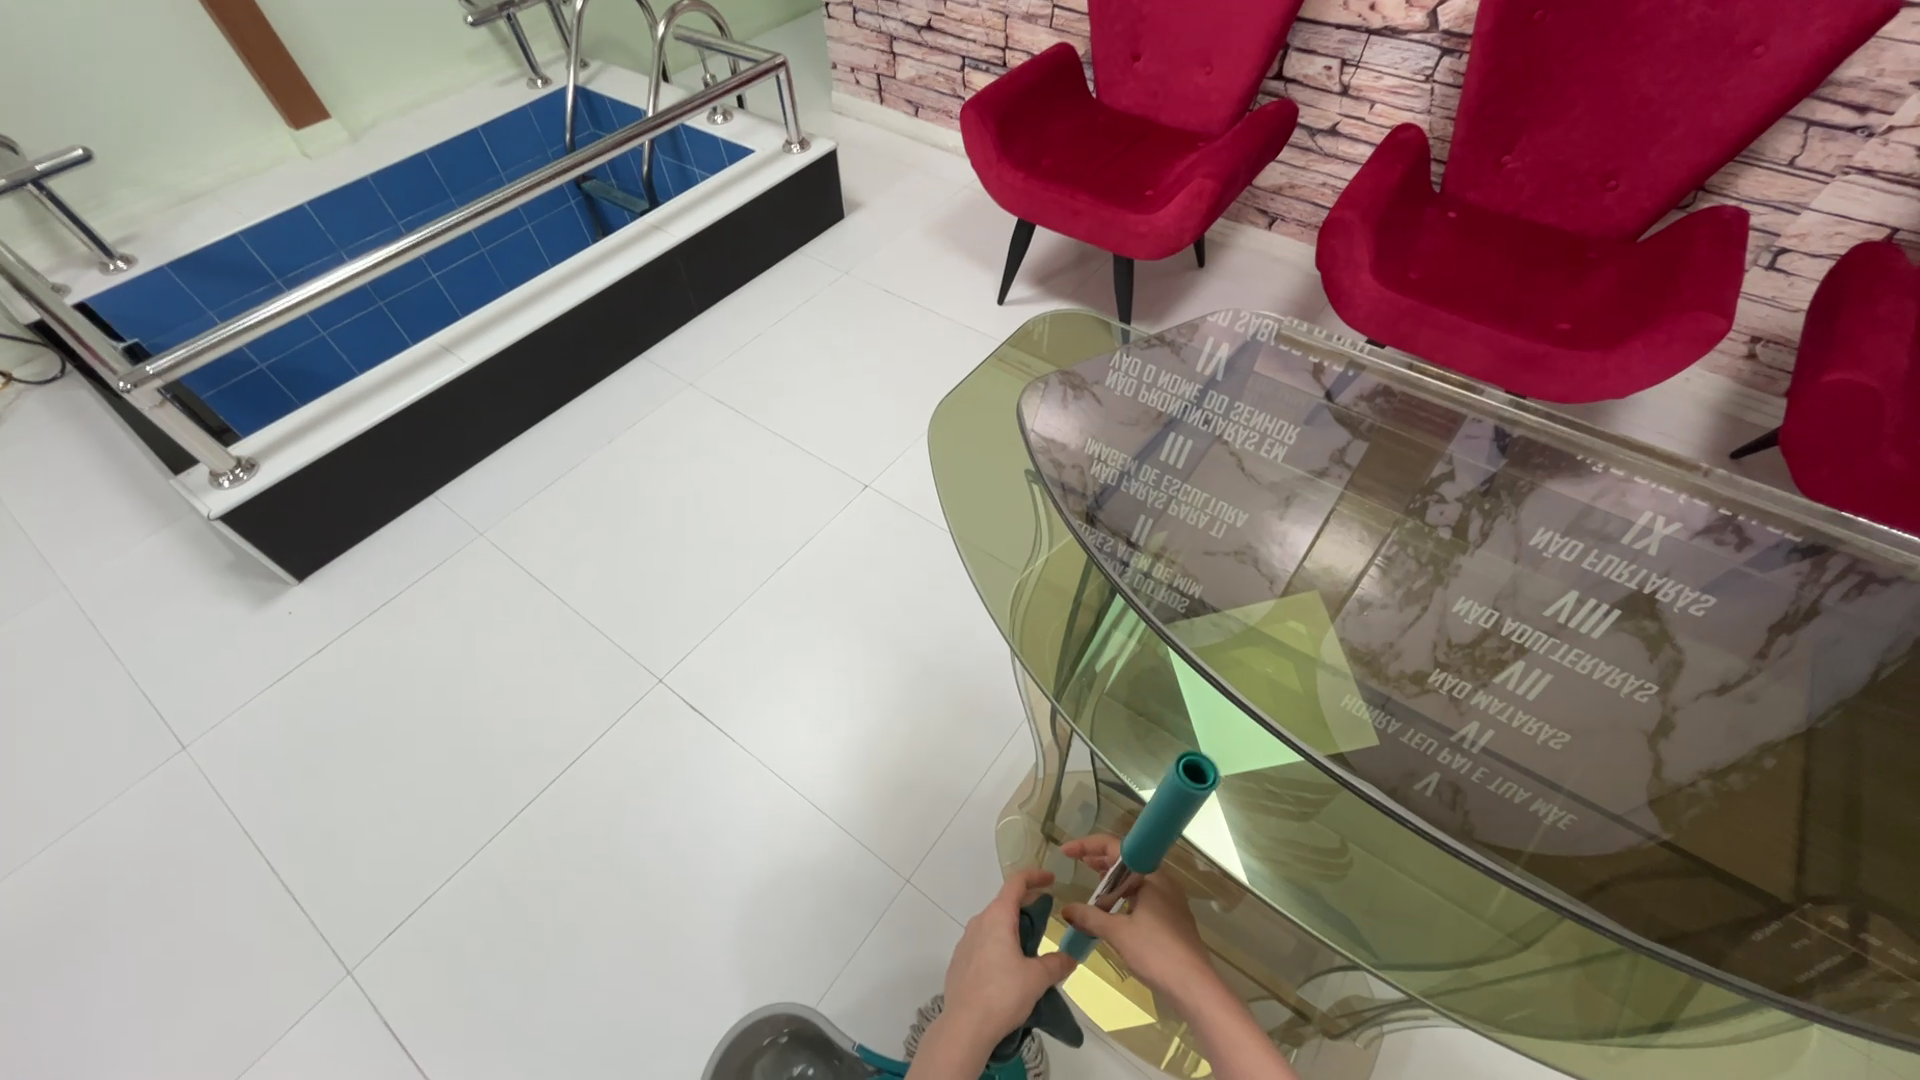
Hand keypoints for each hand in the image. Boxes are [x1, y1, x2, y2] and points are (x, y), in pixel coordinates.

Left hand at [938, 868, 1078, 1049]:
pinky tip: (1008, 968)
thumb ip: (1056, 964)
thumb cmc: (1003, 994)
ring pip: (993, 924)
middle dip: (1027, 905)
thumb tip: (1070, 958)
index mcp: (997, 917)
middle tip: (1047, 916)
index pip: (1016, 883)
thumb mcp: (1037, 978)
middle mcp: (979, 922)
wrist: (965, 1026)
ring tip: (1031, 946)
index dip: (1035, 876)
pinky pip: (983, 943)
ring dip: (1012, 927)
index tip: (1051, 879)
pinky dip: (999, 944)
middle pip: (1005, 903)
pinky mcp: (960, 961)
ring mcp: (966, 941)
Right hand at [1059, 835, 1218, 1004]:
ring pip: (1135, 880)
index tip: (1066, 851)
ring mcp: (1169, 899)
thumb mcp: (1118, 933)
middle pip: (1126, 860)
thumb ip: (1090, 917)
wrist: (1195, 987)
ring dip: (1112, 881)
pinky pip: (1142, 896)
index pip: (1115, 847)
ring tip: (1091, 885)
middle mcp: (1162, 881)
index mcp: (1150, 875)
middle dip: (1099, 861)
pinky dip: (1123, 897)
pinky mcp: (1171, 918)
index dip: (1087, 846)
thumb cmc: (1156, 952)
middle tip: (1076, 864)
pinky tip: (1111, 910)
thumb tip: (1067, 910)